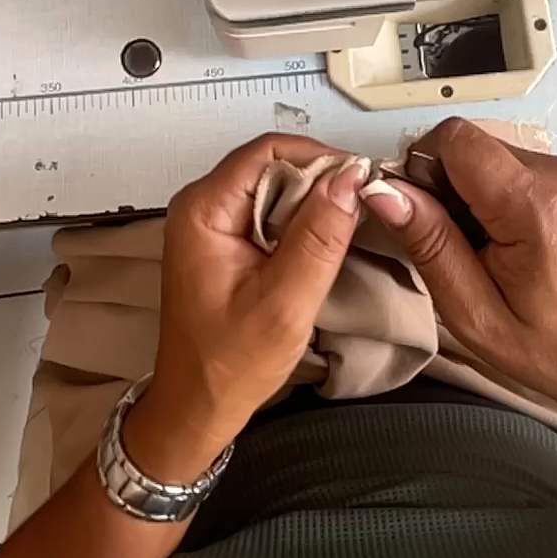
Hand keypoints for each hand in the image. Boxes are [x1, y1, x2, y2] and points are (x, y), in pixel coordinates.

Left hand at [122, 133, 366, 480]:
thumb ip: (318, 238)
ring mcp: (211, 220)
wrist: (197, 405)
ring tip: (345, 225)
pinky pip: (268, 208)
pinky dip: (299, 218)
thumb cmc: (227, 365)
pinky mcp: (224, 237)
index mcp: (202, 211)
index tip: (358, 178)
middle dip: (318, 179)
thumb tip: (349, 180)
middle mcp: (200, 205)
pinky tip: (320, 242)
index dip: (318, 157)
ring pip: (272, 184)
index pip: (266, 151)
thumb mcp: (283, 304)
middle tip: (357, 205)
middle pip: (269, 162)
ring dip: (311, 200)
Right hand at [360, 118, 556, 442]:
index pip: (454, 139)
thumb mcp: (473, 312)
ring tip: (485, 247)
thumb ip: (429, 243)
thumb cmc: (552, 350)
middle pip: (470, 144)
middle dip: (445, 183)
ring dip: (470, 189)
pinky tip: (507, 239)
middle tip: (455, 243)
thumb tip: (382, 190)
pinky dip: (495, 192)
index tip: (424, 216)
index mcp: (534, 206)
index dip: (423, 168)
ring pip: (489, 152)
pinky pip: (513, 164)